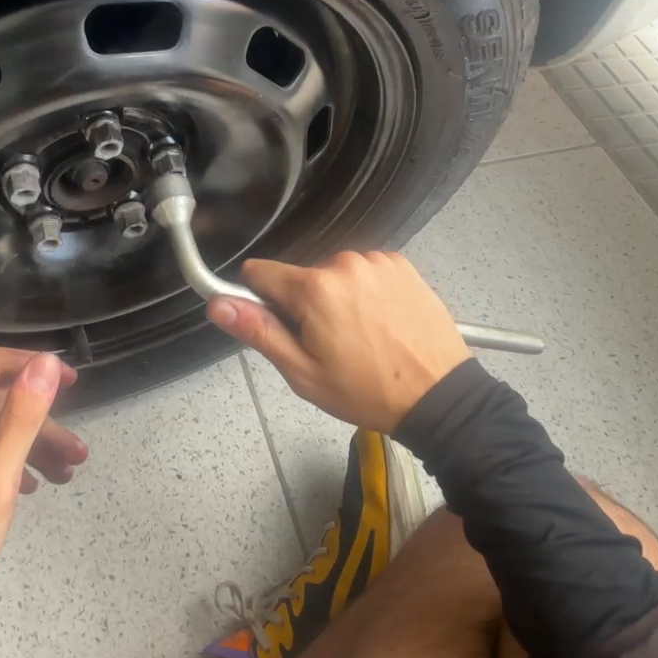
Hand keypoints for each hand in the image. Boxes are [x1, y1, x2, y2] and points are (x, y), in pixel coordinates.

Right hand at [208, 251, 471, 431]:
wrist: (440, 397)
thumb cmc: (366, 391)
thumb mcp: (303, 372)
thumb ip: (258, 331)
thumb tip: (216, 303)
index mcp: (314, 288)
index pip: (260, 273)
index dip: (261, 299)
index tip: (281, 326)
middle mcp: (343, 263)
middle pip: (302, 277)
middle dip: (306, 304)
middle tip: (330, 345)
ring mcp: (376, 260)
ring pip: (335, 274)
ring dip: (339, 297)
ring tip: (362, 336)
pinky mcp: (402, 263)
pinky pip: (367, 271)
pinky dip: (368, 290)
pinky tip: (383, 321)